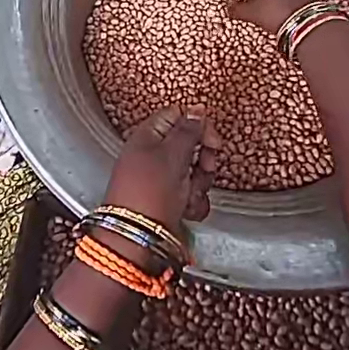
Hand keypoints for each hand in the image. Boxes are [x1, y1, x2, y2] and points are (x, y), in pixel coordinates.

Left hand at [104, 106, 223, 235]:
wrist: (137, 239)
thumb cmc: (149, 193)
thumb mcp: (173, 155)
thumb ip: (188, 131)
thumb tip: (198, 110)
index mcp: (148, 136)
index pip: (178, 116)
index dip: (198, 126)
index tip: (211, 141)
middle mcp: (152, 155)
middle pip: (189, 144)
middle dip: (203, 159)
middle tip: (205, 169)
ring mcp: (160, 178)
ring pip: (193, 170)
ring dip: (198, 183)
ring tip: (190, 194)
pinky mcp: (166, 199)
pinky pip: (188, 192)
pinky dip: (192, 201)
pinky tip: (187, 208)